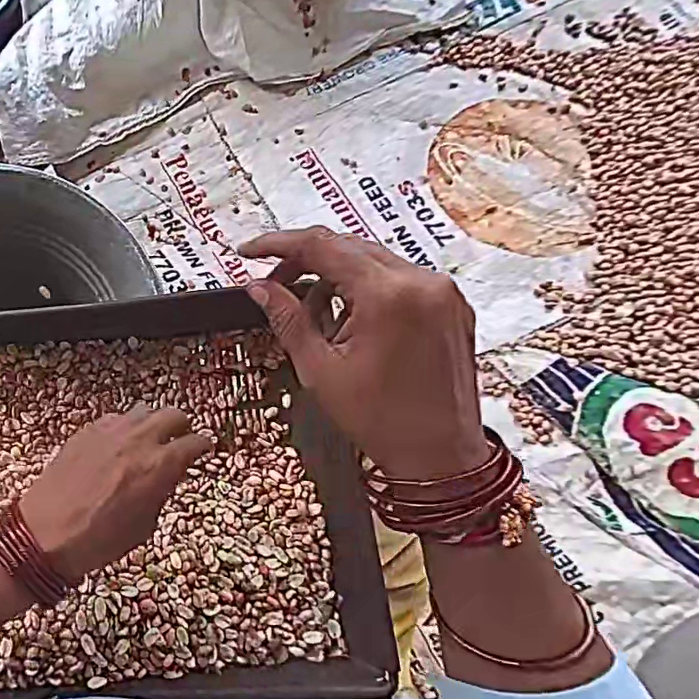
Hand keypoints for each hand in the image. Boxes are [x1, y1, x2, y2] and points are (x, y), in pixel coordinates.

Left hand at [17, 405, 212, 577]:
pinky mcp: (84, 432)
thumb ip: (161, 493)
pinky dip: (123, 427)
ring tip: (147, 441)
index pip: (195, 442)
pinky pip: (114, 419)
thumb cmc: (97, 540)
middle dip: (181, 427)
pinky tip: (118, 444)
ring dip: (151, 423)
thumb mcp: (144, 526)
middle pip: (172, 414)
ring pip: (142, 410)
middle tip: (178, 441)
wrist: (44, 534)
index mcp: (159, 465)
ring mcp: (108, 432)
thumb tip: (169, 476)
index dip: (202, 448)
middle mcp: (137, 440)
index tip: (202, 451)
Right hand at [240, 228, 489, 479]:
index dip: (277, 244)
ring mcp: (442, 292)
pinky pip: (398, 279)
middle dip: (304, 261)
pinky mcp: (450, 305)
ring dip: (333, 275)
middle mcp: (422, 282)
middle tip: (270, 284)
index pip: (322, 246)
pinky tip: (343, 317)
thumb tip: (259, 288)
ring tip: (307, 310)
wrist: (439, 454)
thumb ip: (287, 319)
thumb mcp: (319, 369)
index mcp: (389, 295)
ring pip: (373, 261)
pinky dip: (364, 289)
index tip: (248, 250)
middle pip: (349, 247)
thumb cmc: (380, 419)